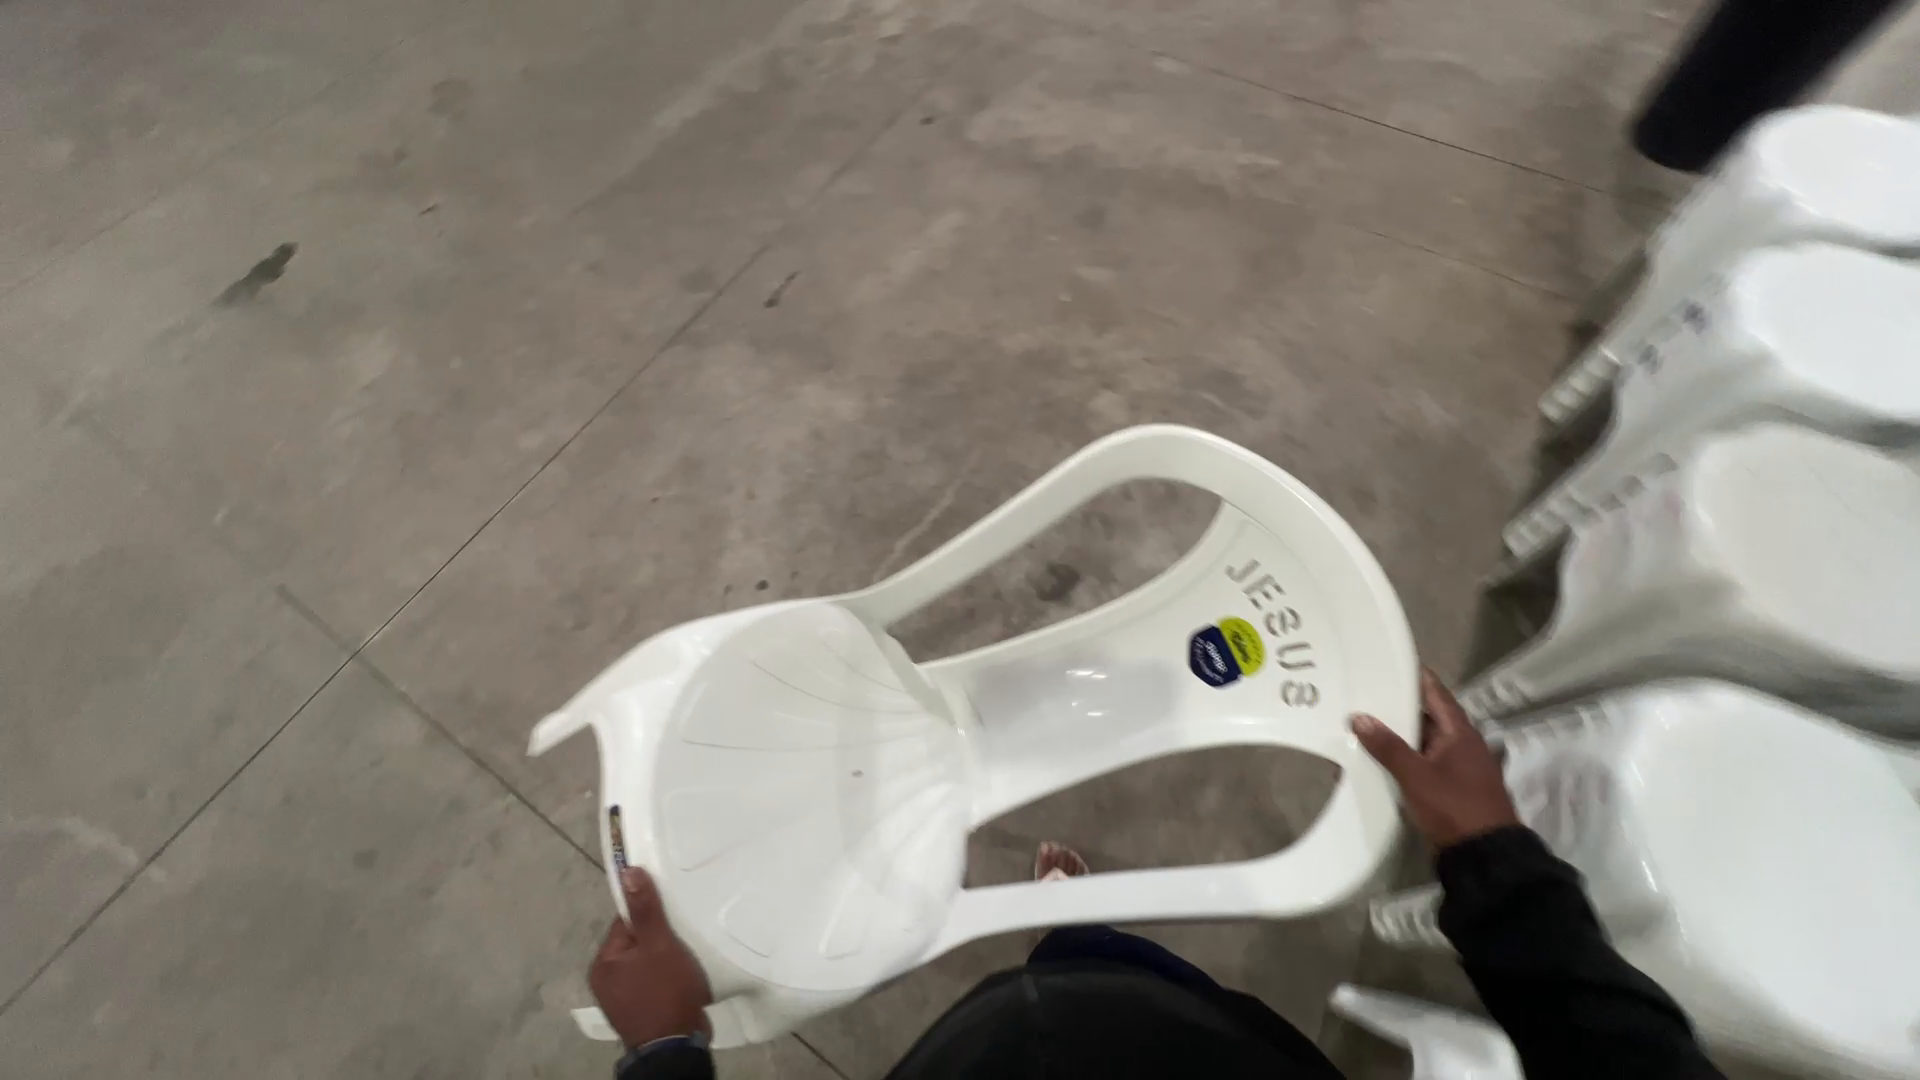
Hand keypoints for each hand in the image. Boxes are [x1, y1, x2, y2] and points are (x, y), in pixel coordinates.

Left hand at [589, 868, 713, 1048]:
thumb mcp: (658, 945)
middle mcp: (609, 979)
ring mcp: (625, 996)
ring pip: (649, 958)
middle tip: (685, 929)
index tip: (674, 910)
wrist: (677, 1046)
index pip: (627, 921)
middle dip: (662, 932)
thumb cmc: (664, 991)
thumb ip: (645, 909)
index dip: (651, 913)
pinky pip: (656, 976)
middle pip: (639, 939)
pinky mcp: (644, 1007)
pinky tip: (687, 968)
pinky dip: (670, 970)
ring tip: (689, 947)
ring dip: (668, 951)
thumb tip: (628, 871)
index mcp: (605, 963)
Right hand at [1350, 668, 1519, 848]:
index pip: (1436, 695)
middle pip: (1426, 717)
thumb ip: (1388, 746)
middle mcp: (1460, 746)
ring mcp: (1454, 768)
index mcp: (1461, 734)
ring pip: (1420, 741)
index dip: (1416, 677)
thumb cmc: (1455, 807)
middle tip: (1362, 690)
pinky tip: (1373, 755)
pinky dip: (1398, 756)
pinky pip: (1418, 762)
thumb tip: (1359, 717)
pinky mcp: (1445, 787)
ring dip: (1395, 733)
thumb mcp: (1417, 775)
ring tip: (1359, 720)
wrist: (1484, 857)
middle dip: (1396, 706)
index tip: (1389, 660)